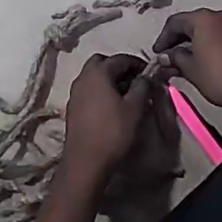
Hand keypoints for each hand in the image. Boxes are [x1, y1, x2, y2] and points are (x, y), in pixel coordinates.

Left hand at [60, 54, 152, 186]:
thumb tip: (145, 77)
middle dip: (119, 68)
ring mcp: (74, 93)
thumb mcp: (135, 107)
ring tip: (126, 94)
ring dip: (109, 80)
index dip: (137, 63)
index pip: (120, 59)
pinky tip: (112, 106)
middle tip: (135, 80)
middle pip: (102, 63)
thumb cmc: (113, 131)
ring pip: (93, 77)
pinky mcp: (72, 108)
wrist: (86, 162)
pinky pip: (88, 90)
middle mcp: (82, 77)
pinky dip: (100, 91)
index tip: (150, 72)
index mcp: (98, 72)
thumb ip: (142, 86)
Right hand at [154, 9, 221, 120]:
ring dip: (194, 42)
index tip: (157, 53)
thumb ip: (175, 58)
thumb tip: (166, 56)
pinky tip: (203, 60)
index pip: (175, 22)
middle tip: (168, 56)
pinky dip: (209, 44)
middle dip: (178, 39)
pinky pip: (220, 35)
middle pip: (192, 23)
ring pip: (208, 29)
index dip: (163, 38)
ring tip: (184, 61)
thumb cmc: (217, 76)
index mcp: (203, 18)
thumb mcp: (190, 68)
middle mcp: (219, 16)